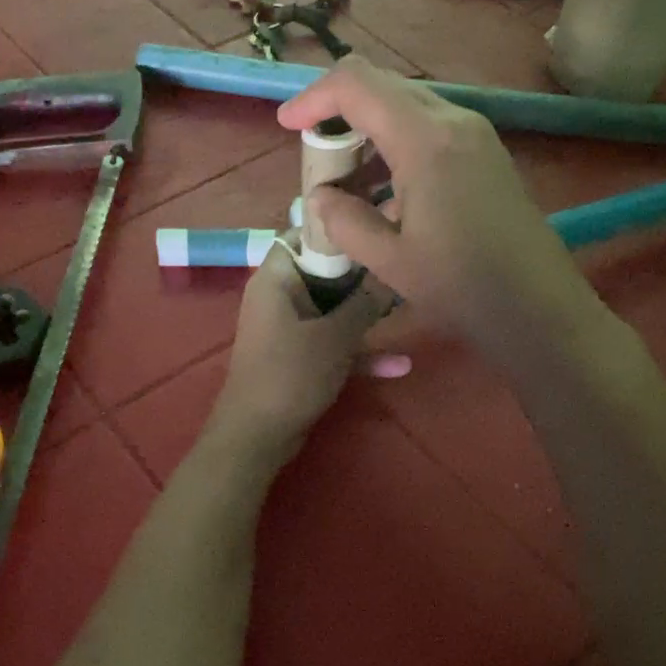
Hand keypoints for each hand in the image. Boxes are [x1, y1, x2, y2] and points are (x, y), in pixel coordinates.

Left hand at [210, 246, 403, 456]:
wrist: (257, 436)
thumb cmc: (290, 375)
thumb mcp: (335, 337)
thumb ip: (366, 303)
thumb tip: (393, 272)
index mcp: (276, 277)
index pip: (306, 234)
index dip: (341, 229)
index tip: (380, 230)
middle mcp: (279, 295)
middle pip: (325, 272)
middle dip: (364, 276)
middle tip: (403, 272)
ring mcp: (288, 327)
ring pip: (333, 309)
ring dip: (367, 316)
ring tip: (409, 312)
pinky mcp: (298, 356)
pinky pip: (331, 340)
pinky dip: (357, 349)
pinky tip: (398, 363)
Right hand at [277, 57, 606, 375]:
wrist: (539, 307)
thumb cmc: (462, 287)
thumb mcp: (389, 261)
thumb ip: (344, 221)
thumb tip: (321, 197)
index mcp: (425, 139)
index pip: (356, 84)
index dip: (314, 97)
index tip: (287, 128)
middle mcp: (453, 121)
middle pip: (382, 86)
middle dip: (339, 113)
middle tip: (316, 160)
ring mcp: (475, 135)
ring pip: (406, 107)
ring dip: (368, 132)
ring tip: (345, 183)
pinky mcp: (486, 154)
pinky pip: (429, 129)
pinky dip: (395, 145)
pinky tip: (385, 194)